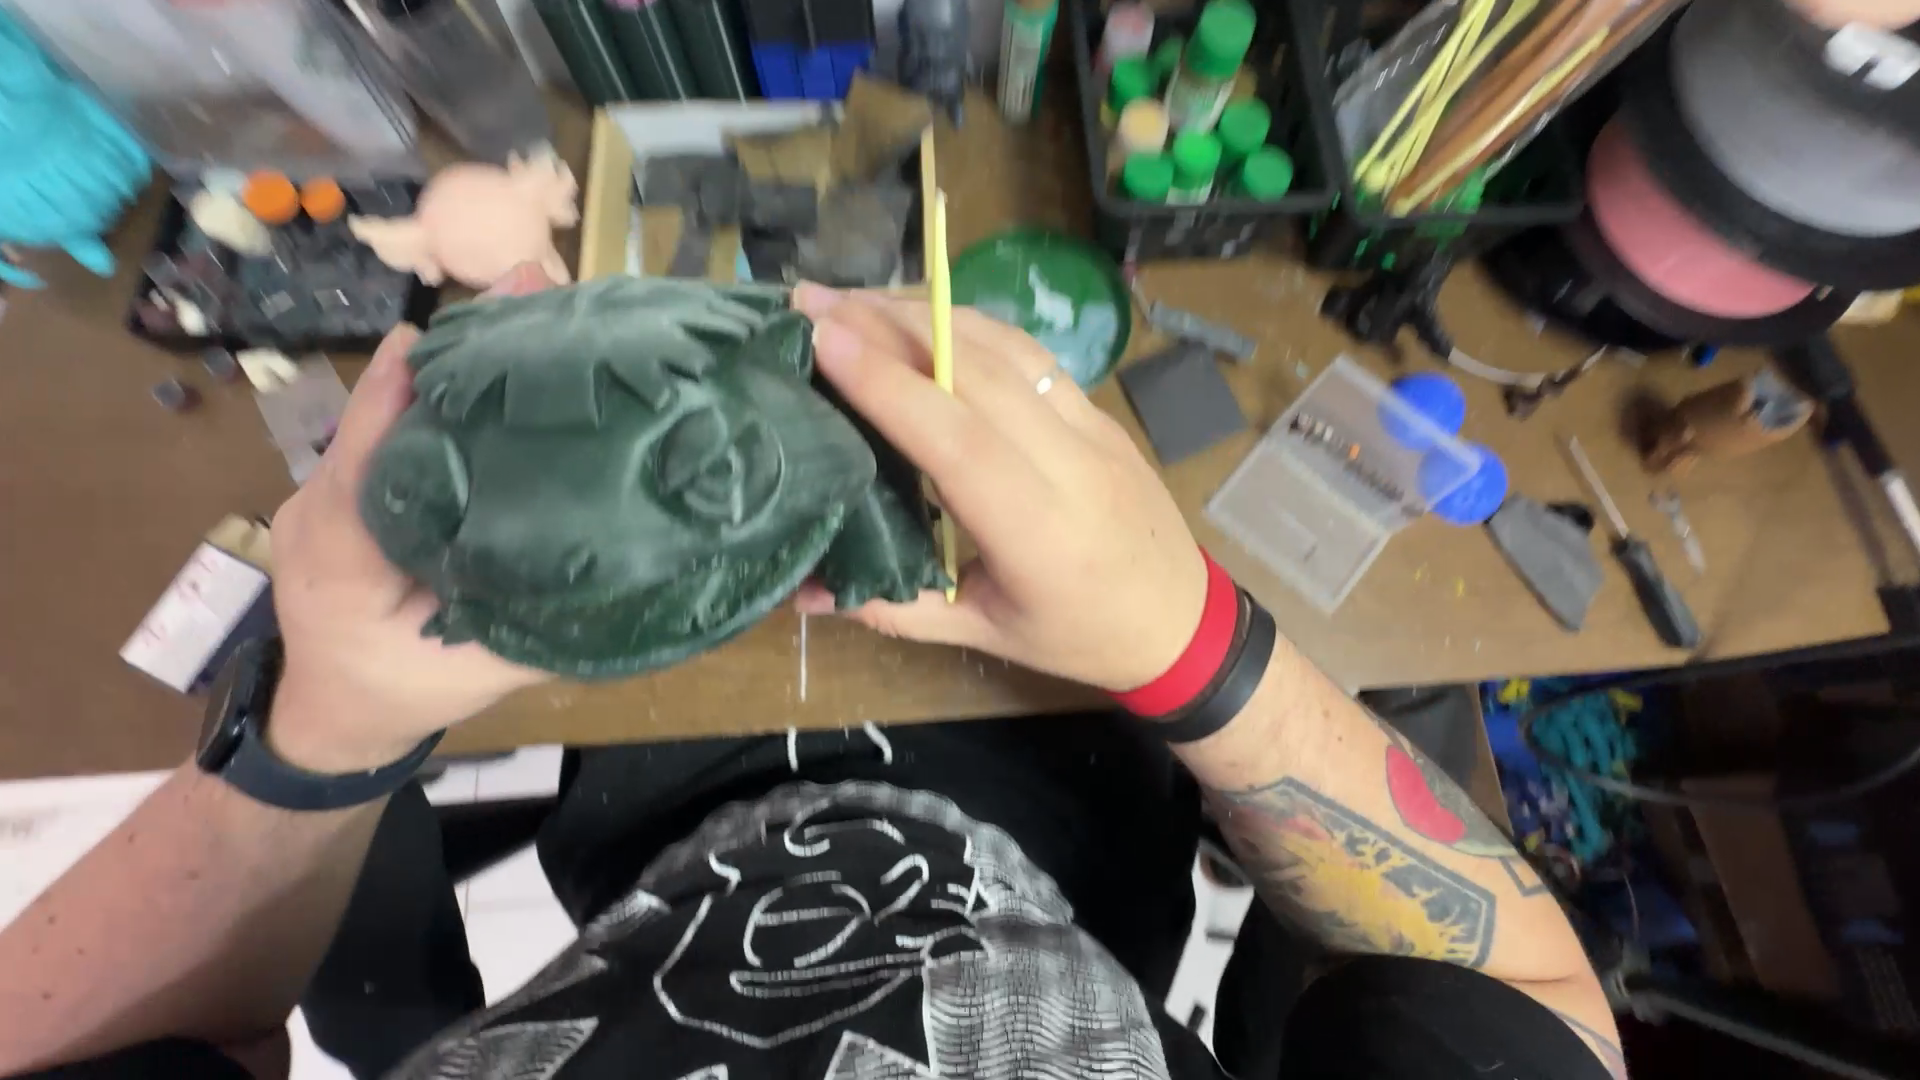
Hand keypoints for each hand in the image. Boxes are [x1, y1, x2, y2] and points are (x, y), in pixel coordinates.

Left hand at [266, 264, 557, 771]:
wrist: (333, 711)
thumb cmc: (406, 690)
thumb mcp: (483, 674)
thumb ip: (538, 632)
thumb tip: (625, 585)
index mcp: (349, 559)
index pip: (371, 464)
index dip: (406, 399)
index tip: (453, 338)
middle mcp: (327, 506)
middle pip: (387, 411)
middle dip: (457, 350)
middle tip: (523, 289)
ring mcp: (332, 490)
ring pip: (393, 411)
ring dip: (460, 360)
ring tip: (531, 309)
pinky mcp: (353, 483)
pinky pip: (398, 429)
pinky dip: (452, 391)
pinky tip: (510, 365)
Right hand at [790, 284, 1208, 692]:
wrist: (1183, 620)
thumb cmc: (1080, 638)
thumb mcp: (985, 635)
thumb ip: (894, 607)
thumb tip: (801, 591)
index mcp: (1037, 532)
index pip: (958, 440)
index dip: (889, 384)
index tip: (823, 338)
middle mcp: (1069, 464)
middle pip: (976, 373)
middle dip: (889, 325)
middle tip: (811, 301)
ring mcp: (1093, 427)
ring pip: (1005, 348)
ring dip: (927, 311)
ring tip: (855, 297)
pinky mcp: (1100, 412)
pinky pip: (1030, 354)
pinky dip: (969, 326)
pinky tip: (926, 316)